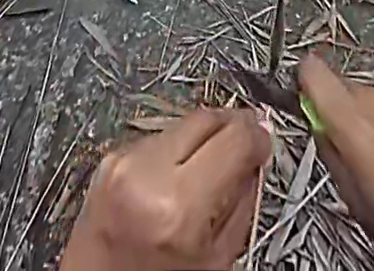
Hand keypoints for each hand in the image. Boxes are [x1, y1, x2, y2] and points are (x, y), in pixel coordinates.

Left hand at [58, 108, 271, 270]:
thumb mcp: (217, 261)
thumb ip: (243, 199)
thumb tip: (256, 152)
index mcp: (178, 208)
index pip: (236, 136)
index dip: (258, 136)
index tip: (264, 143)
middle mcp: (146, 175)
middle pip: (208, 117)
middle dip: (232, 128)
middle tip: (245, 145)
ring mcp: (123, 163)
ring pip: (184, 123)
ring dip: (203, 139)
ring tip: (207, 171)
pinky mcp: (110, 160)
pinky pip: (160, 137)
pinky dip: (176, 150)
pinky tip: (177, 177)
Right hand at [299, 55, 373, 270]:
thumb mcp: (356, 200)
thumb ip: (331, 153)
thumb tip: (319, 130)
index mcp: (359, 118)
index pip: (314, 73)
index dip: (303, 84)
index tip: (300, 97)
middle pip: (344, 89)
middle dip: (338, 114)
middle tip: (345, 158)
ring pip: (373, 98)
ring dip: (369, 121)